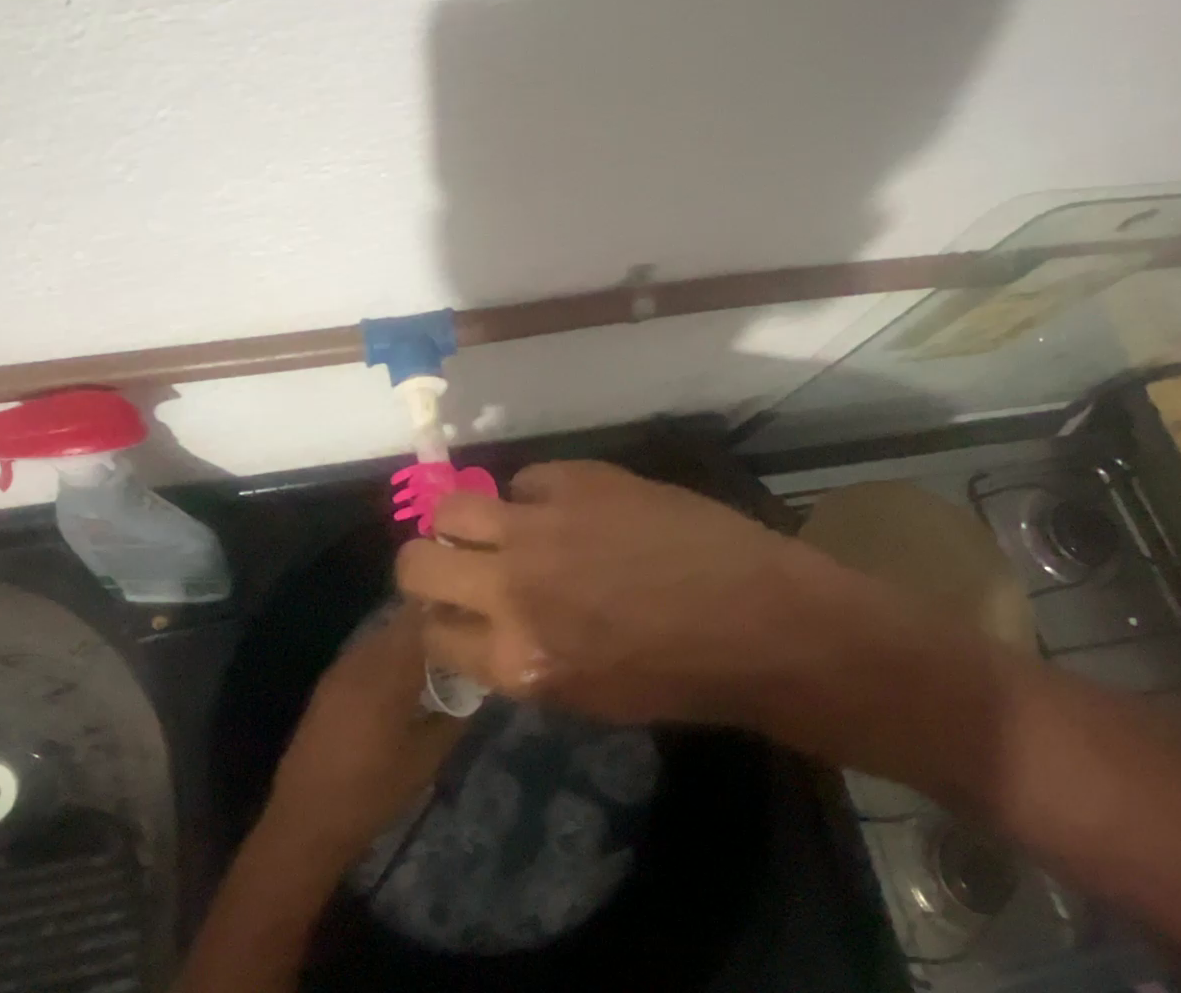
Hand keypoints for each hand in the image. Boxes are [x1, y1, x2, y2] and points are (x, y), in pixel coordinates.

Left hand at [267, 603, 468, 855]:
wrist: (309, 819)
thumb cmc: (374, 791)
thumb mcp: (427, 758)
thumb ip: (453, 717)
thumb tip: (474, 688)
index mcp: (387, 674)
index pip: (419, 622)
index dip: (445, 614)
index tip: (471, 621)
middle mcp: (360, 662)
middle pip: (398, 627)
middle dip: (429, 629)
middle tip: (459, 644)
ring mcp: (338, 672)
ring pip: (379, 641)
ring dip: (406, 645)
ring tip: (436, 662)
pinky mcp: (326, 688)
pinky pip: (363, 658)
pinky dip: (385, 660)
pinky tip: (402, 683)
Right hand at [394, 460, 922, 730]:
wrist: (764, 622)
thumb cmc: (682, 678)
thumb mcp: (584, 698)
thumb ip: (517, 663)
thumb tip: (482, 625)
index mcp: (516, 662)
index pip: (429, 636)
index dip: (438, 623)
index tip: (455, 614)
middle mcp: (513, 591)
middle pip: (417, 565)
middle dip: (427, 569)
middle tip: (458, 566)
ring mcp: (542, 529)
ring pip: (451, 508)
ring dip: (465, 523)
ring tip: (501, 529)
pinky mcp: (580, 481)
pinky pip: (525, 480)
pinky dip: (536, 498)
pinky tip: (570, 511)